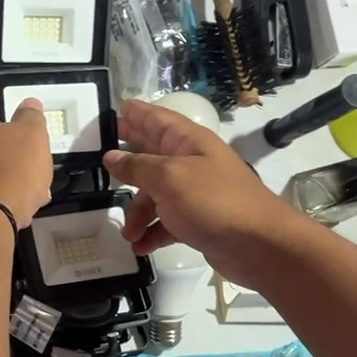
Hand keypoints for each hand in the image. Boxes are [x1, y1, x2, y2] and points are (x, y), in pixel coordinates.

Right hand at [102, 98, 315, 286]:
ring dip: (137, 213)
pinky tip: (141, 246)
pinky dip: (152, 233)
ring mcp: (194, 193)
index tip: (114, 109)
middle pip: (151, 154)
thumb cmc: (214, 202)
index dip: (136, 113)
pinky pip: (165, 222)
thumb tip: (111, 156)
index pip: (157, 119)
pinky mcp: (196, 220)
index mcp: (188, 143)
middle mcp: (190, 163)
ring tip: (128, 233)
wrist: (258, 245)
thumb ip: (136, 166)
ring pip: (154, 195)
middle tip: (98, 157)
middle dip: (127, 158)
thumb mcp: (169, 178)